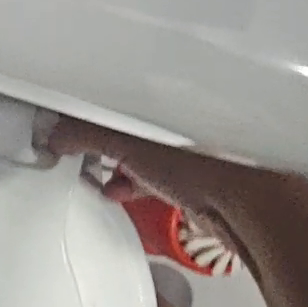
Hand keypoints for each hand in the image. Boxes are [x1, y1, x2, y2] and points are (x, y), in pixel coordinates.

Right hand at [46, 116, 307, 242]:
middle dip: (90, 137)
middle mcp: (170, 122)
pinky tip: (118, 191)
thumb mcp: (128, 144)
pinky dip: (128, 182)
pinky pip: (146, 175)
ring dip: (109, 162)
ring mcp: (181, 150)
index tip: (55, 125)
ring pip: (133, 151)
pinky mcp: (188, 178)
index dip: (75, 113)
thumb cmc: (206, 163)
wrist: (252, 206)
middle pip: (117, 124)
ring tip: (89, 172)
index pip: (104, 100)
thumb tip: (56, 134)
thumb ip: (86, 136)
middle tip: (67, 148)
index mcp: (157, 101)